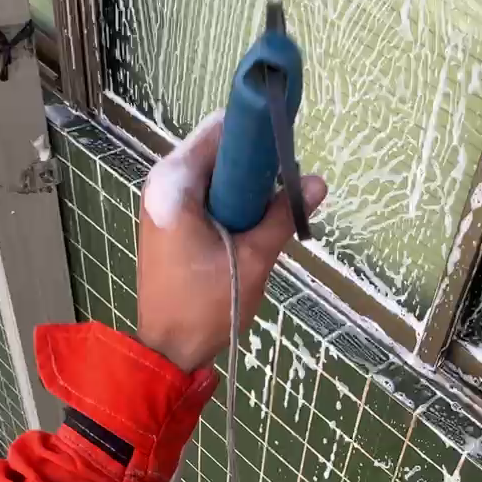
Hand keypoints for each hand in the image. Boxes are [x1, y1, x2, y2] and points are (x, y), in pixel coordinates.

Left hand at [135, 110, 327, 371]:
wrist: (168, 352)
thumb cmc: (205, 307)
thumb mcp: (253, 260)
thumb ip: (283, 217)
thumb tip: (317, 182)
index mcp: (175, 182)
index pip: (221, 130)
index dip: (258, 134)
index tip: (290, 150)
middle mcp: (163, 184)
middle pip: (220, 153)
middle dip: (256, 170)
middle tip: (285, 198)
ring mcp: (164, 204)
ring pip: (217, 179)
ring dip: (248, 194)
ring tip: (269, 222)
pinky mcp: (171, 225)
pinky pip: (209, 201)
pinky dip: (233, 209)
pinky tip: (251, 235)